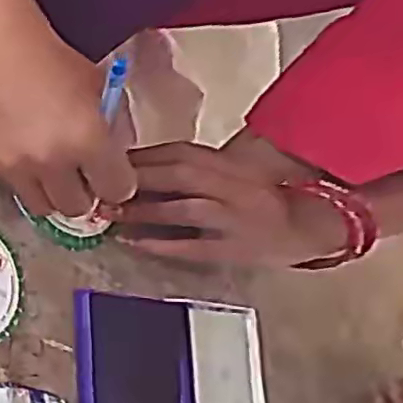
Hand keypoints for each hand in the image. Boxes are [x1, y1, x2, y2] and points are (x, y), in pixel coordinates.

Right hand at [0, 0, 136, 217]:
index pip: (117, 189)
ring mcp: (17, 168)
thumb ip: (111, 128)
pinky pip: (14, 189)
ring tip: (51, 173)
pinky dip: (25, 180)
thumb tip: (113, 156)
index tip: (112, 174)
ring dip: (52, 194)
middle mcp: (52, 162)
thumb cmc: (53, 61)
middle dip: (85, 194)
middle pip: (78, 207)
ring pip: (43, 207)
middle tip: (81, 176)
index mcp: (88, 141)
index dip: (119, 183)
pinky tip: (24, 155)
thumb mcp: (98, 89)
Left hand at [112, 142, 349, 265]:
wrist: (306, 226)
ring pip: (183, 210)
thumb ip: (181, 167)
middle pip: (179, 175)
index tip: (99, 162)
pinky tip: (131, 242)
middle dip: (135, 179)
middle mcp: (232, 186)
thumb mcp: (221, 172)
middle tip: (96, 188)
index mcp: (225, 163)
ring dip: (142, 211)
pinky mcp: (235, 249)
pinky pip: (194, 247)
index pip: (177, 153)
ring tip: (108, 215)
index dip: (137, 156)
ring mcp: (234, 218)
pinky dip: (161, 245)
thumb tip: (121, 164)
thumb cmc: (250, 196)